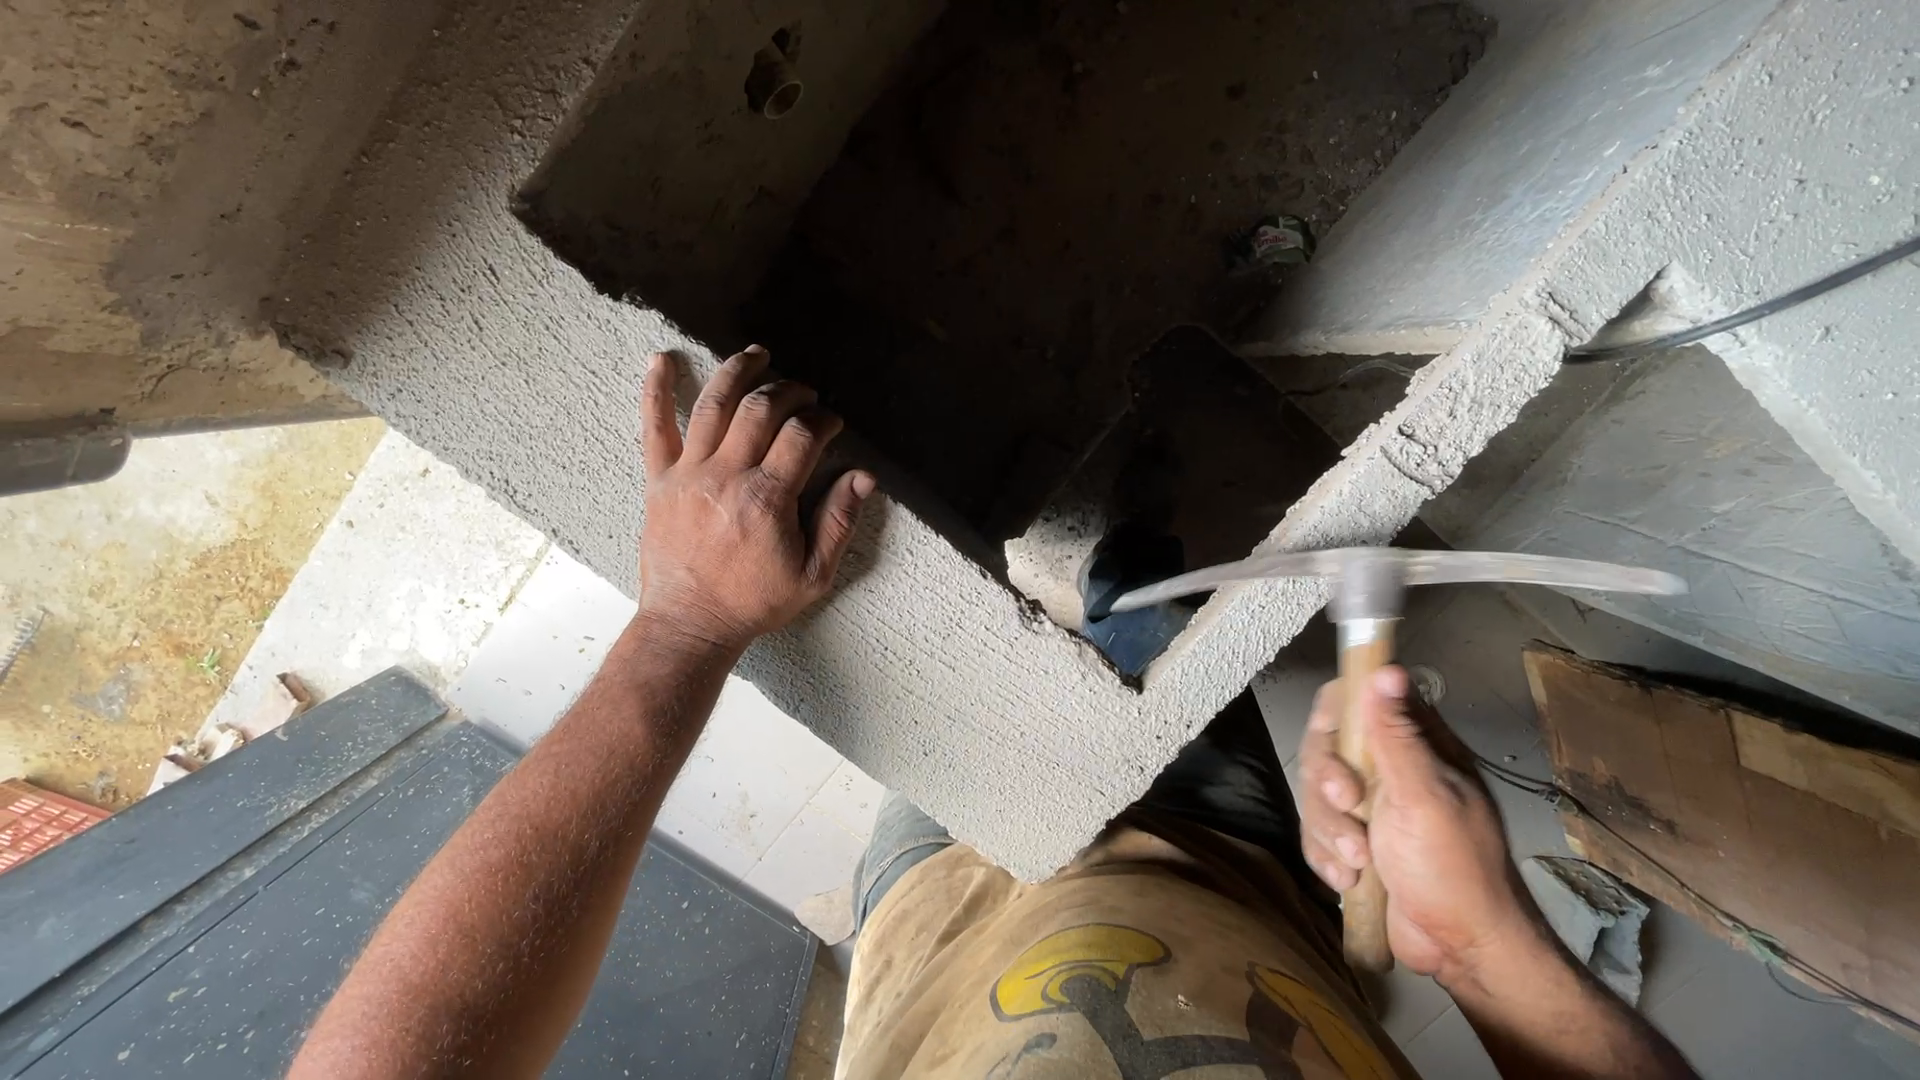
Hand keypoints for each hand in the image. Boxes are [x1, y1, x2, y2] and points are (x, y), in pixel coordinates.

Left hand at [636, 347, 874, 653]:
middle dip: (790, 391)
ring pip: (714, 404)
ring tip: (758, 354)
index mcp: (768, 498)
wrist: (690, 624)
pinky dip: (656, 390)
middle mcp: (728, 476)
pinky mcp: (660, 481)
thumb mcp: (814, 575)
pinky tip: (660, 359)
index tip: (833, 422)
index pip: (802, 435)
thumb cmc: (754, 603)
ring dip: (739, 372)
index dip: (824, 420)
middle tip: (805, 393)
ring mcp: (689, 474)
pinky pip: (653, 427)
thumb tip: (863, 478)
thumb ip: (839, 522)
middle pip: (761, 409)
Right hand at [1297, 666, 1546, 985]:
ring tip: (1358, 860)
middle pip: (1324, 748)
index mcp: (1415, 747)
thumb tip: (1388, 669)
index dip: (1337, 714)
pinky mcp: (1352, 840)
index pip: (1359, 700)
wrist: (1459, 949)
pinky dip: (1324, 855)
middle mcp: (1387, 769)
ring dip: (1329, 829)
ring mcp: (1368, 806)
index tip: (1332, 740)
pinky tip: (1348, 877)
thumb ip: (1397, 734)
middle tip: (1349, 805)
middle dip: (1327, 784)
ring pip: (1313, 793)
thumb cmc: (1454, 867)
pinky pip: (1313, 831)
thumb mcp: (1425, 797)